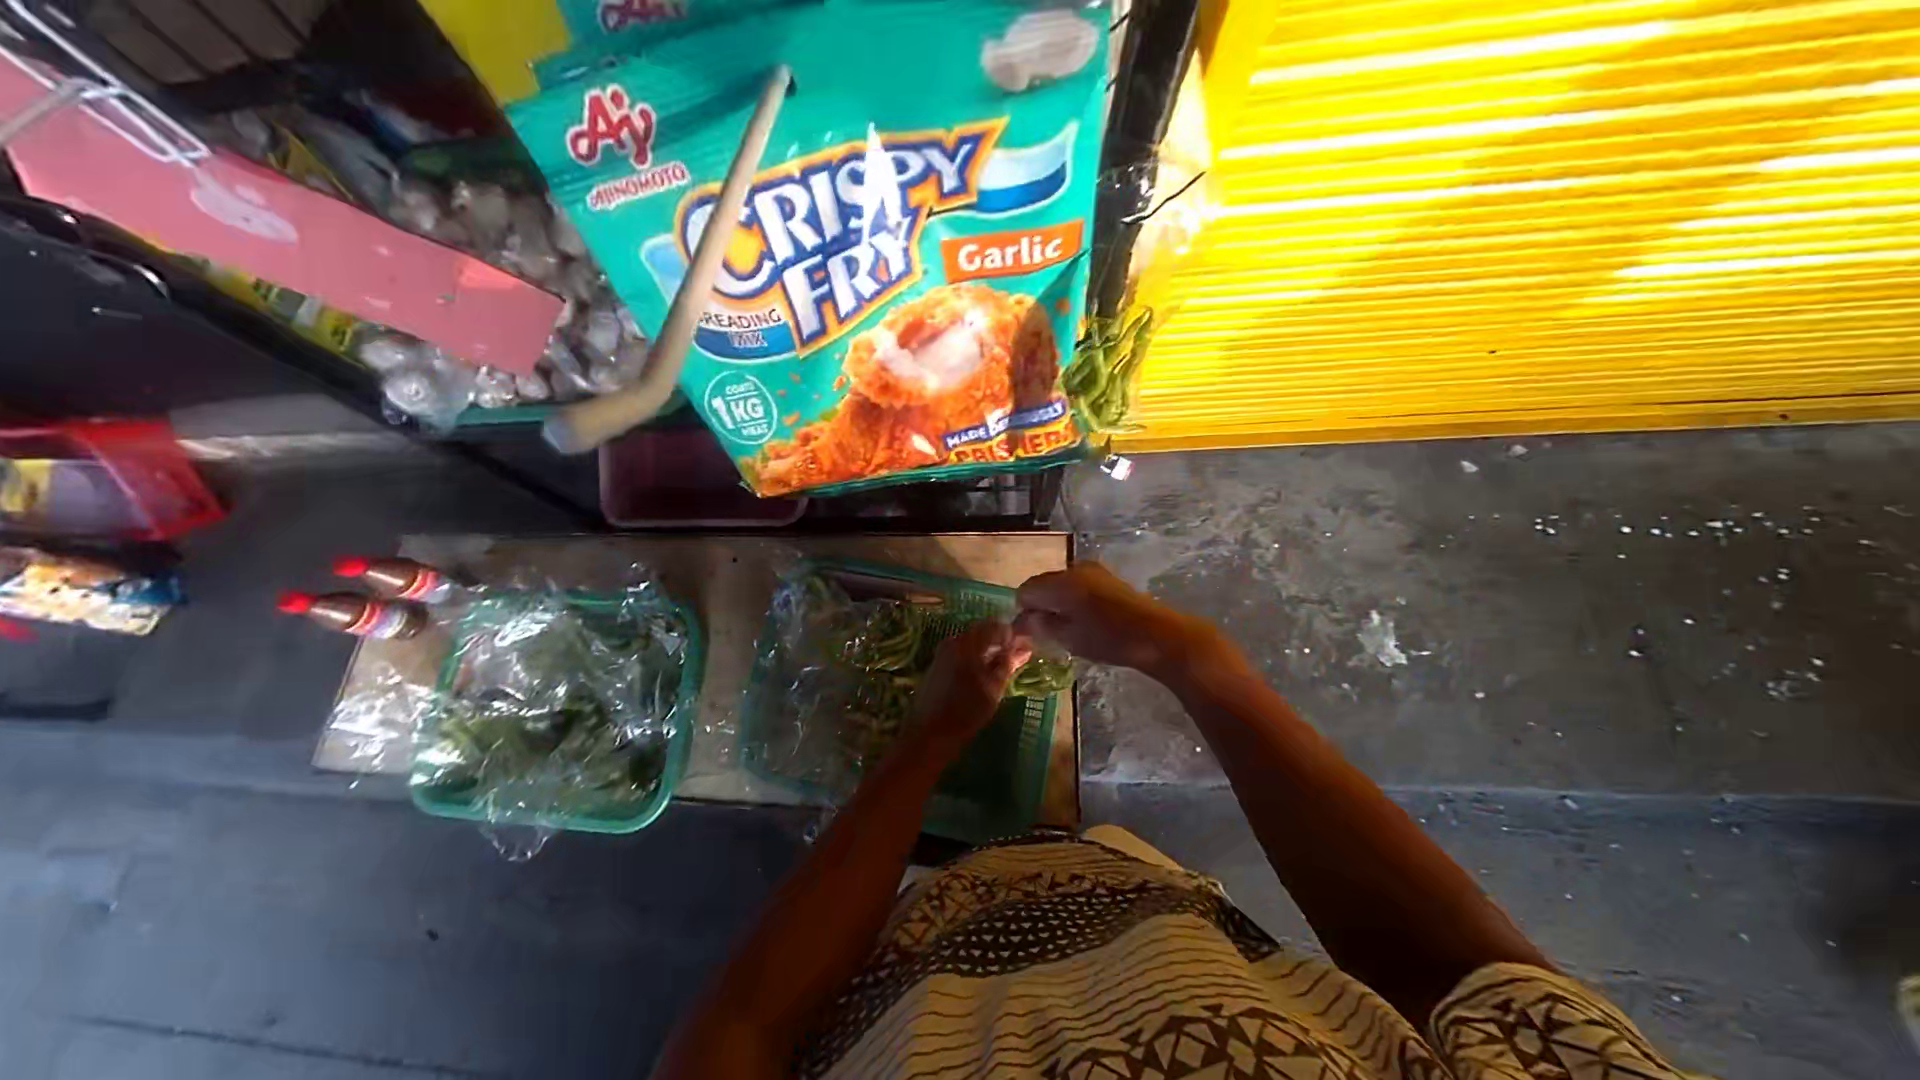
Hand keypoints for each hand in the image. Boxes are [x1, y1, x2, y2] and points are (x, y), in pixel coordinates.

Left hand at [907, 620, 1030, 754]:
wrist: (929, 733)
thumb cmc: (965, 712)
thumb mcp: (993, 689)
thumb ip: (1007, 665)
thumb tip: (1022, 648)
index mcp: (967, 644)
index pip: (996, 626)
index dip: (1013, 634)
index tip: (1026, 645)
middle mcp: (953, 642)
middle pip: (983, 632)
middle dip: (1001, 641)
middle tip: (1019, 655)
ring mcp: (943, 652)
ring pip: (972, 643)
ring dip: (989, 650)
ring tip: (1005, 665)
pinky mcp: (939, 664)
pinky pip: (962, 652)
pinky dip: (977, 657)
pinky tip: (986, 671)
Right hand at [1015, 562, 1218, 677]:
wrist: (1156, 634)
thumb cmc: (1107, 638)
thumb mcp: (1067, 637)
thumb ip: (1039, 626)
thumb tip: (1020, 621)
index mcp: (1060, 582)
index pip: (1026, 590)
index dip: (1023, 612)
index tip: (1029, 633)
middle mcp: (1074, 568)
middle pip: (1043, 584)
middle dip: (1040, 606)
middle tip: (1047, 633)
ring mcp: (1094, 571)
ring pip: (1062, 585)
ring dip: (1058, 603)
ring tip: (1068, 629)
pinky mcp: (1108, 578)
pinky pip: (1079, 586)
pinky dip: (1074, 600)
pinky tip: (1086, 620)